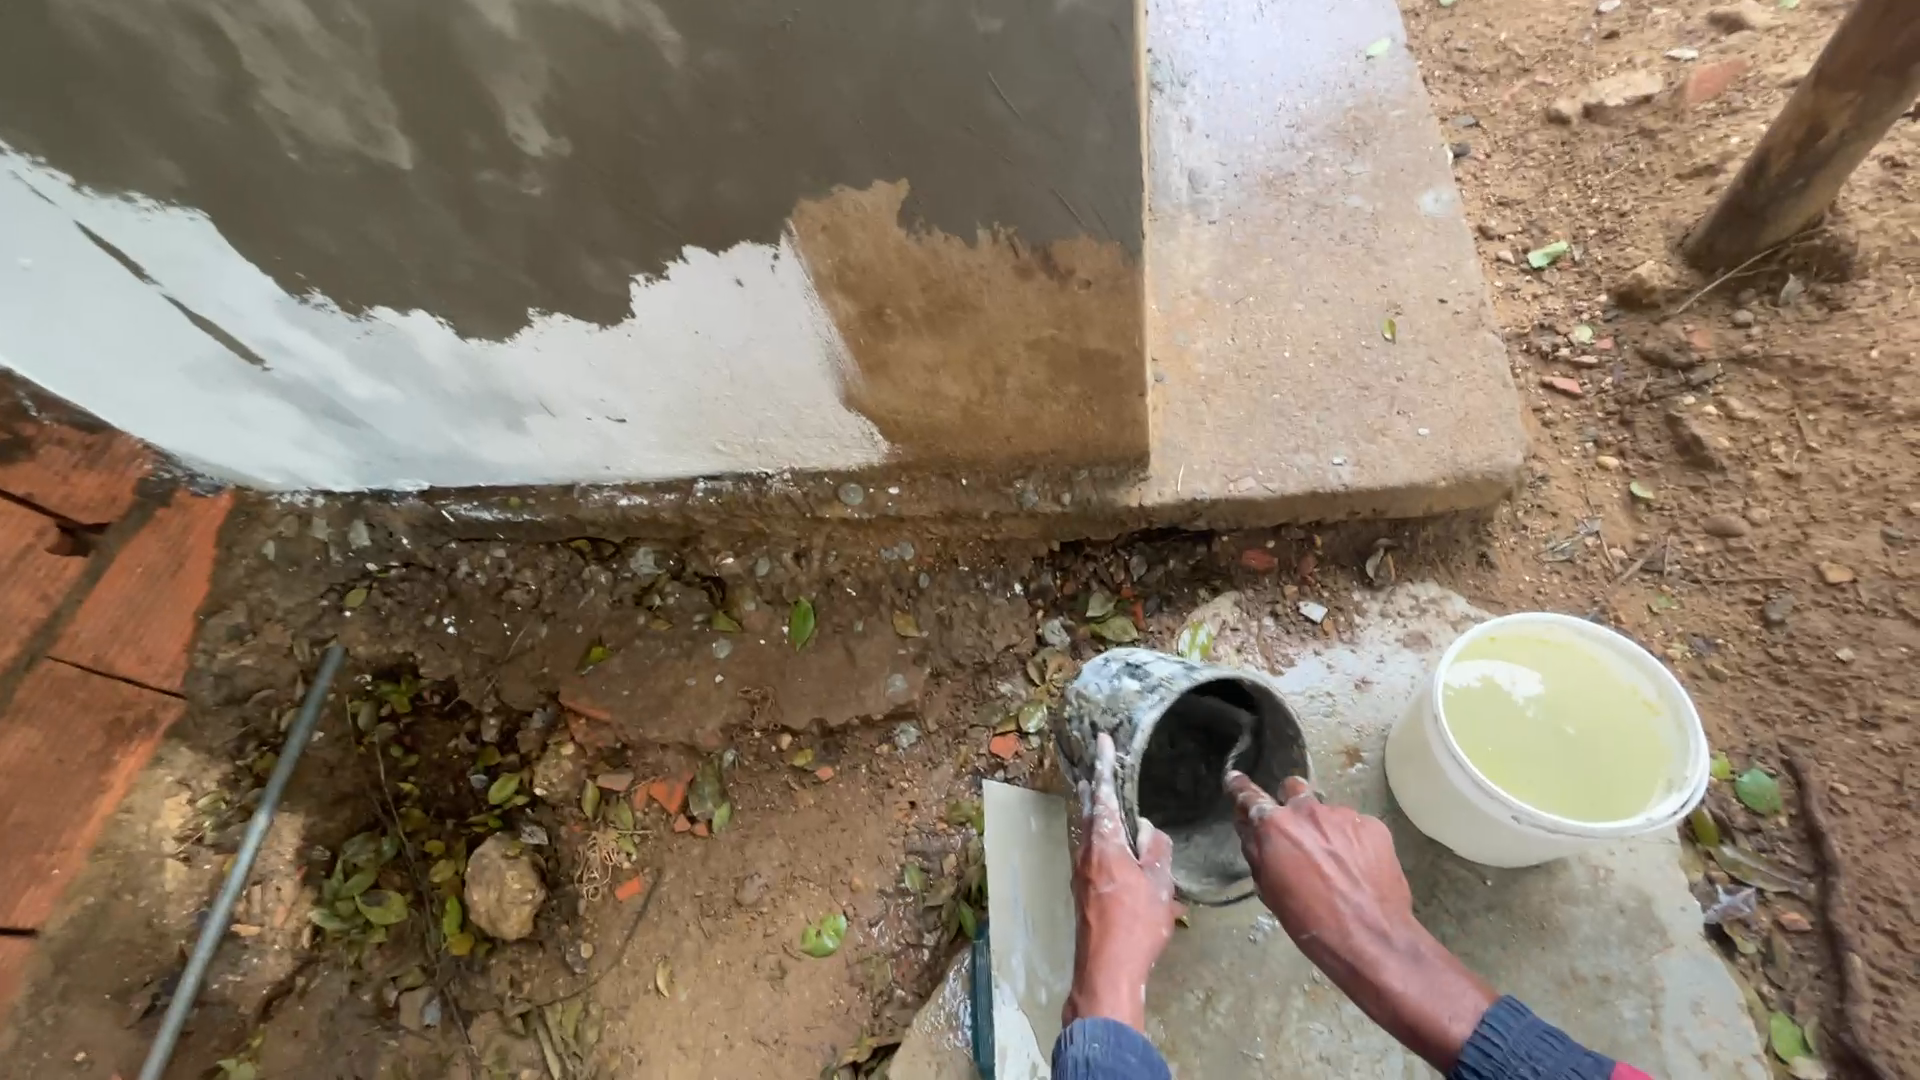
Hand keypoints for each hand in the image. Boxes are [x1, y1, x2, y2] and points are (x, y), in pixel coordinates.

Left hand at [1064, 733, 1182, 1031]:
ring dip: (1096, 810)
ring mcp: (1080, 870)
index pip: (1106, 794)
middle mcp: (1086, 851)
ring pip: (1087, 829)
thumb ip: (1157, 852)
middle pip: (1090, 809)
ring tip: (1103, 795)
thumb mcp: (1160, 886)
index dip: (1104, 765)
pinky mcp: (1081, 888)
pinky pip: (1089, 849)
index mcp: (1105, 843)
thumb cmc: (1136, 925)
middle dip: (1096, 785)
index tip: (1101, 739)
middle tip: (1099, 763)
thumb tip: (1150, 828)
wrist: (1106, 969)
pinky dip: (1098, 834)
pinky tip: (1109, 842)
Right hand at [1227, 773, 1495, 1070]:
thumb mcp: (1270, 890)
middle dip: (1293, 806)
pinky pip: (1354, 825)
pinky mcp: (1374, 829)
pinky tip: (1360, 872)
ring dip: (1325, 827)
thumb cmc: (1314, 929)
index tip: (1237, 781)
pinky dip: (1352, 840)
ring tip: (1337, 866)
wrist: (1379, 949)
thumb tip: (1257, 826)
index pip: (1247, 793)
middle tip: (1300, 836)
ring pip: (1327, 809)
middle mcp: (1307, 811)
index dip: (1241, 787)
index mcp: (1275, 827)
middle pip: (1293, 790)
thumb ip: (1261, 849)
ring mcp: (1344, 817)